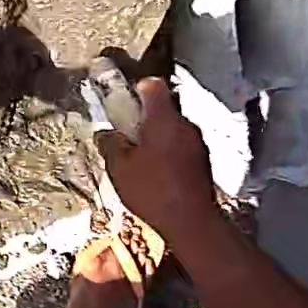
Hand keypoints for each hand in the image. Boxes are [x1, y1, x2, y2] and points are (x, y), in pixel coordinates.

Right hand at [96, 77, 222, 239]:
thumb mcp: (119, 169)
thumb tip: (104, 133)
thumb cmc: (151, 190)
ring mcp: (198, 142)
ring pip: (173, 128)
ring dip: (156, 136)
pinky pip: (181, 145)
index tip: (123, 103)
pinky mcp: (203, 160)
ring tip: (140, 158)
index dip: (136, 89)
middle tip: (126, 135)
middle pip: (163, 108)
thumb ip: (110, 145)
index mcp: (163, 120)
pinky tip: (156, 172)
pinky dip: (168, 151)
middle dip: (144, 117)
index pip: (152, 86)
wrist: (190, 221)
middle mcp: (185, 125)